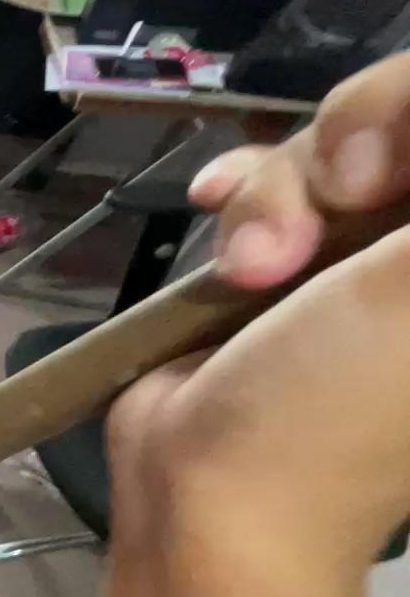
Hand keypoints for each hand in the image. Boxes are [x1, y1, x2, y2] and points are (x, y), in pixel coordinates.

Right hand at [109, 52, 409, 583]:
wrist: (208, 478)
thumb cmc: (338, 405)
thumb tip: (396, 176)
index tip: (387, 177)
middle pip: (401, 119)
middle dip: (352, 147)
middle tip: (337, 210)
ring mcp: (366, 245)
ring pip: (328, 145)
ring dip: (273, 192)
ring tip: (248, 268)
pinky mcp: (281, 257)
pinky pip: (263, 181)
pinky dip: (233, 188)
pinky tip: (207, 203)